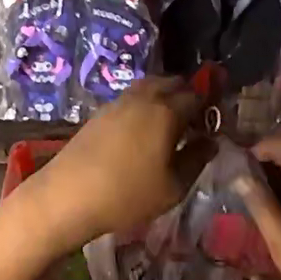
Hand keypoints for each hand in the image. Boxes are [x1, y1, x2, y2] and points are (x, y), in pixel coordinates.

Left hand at [32, 77, 207, 245]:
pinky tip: (142, 131)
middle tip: (193, 122)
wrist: (66, 197)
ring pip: (150, 86)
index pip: (197, 95)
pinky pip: (132, 97)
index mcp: (167, 111)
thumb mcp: (173, 187)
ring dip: (164, 96)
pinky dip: (144, 104)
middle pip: (172, 82)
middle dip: (187, 95)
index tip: (213, 123)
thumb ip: (197, 160)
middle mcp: (144, 98)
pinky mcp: (100, 112)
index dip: (209, 106)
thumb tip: (211, 141)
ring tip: (168, 124)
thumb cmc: (127, 195)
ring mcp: (119, 102)